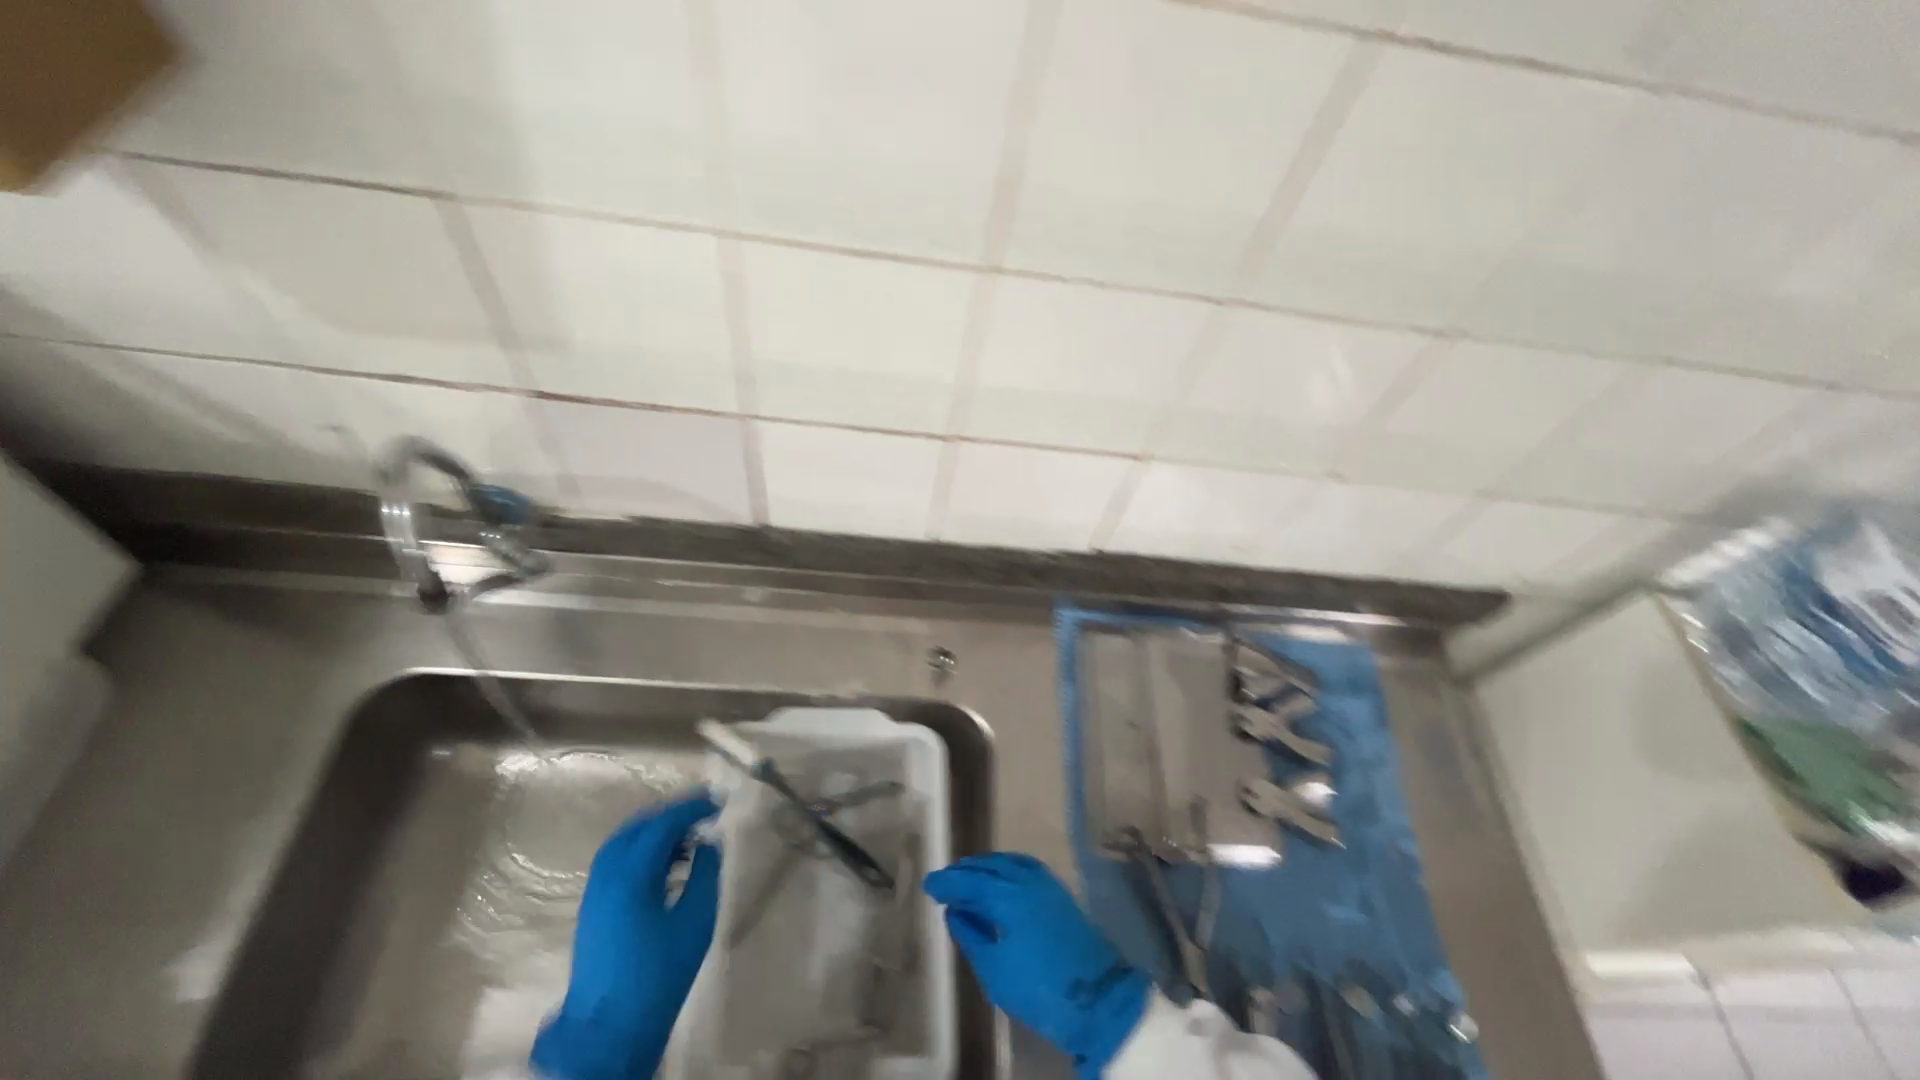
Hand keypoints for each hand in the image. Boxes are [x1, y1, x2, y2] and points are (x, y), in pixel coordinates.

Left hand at [531, 793, 719, 1079]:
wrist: (610, 1025)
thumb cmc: (660, 973)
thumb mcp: (696, 921)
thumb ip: (706, 873)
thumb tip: (711, 841)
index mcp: (631, 873)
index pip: (664, 822)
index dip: (693, 807)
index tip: (720, 801)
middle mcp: (607, 872)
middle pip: (641, 825)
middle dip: (674, 814)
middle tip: (707, 814)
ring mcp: (595, 887)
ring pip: (626, 840)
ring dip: (657, 831)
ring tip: (691, 838)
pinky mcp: (593, 903)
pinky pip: (618, 858)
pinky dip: (643, 849)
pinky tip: (667, 863)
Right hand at [925, 853, 1149, 1072]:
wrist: (1098, 1000)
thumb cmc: (1038, 987)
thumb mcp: (993, 969)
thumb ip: (971, 935)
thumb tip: (955, 911)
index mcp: (1008, 894)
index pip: (970, 879)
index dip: (947, 882)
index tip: (928, 885)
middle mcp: (1028, 880)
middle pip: (991, 865)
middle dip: (966, 870)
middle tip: (946, 881)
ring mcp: (1048, 886)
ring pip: (1010, 863)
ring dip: (987, 867)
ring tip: (969, 880)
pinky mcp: (1060, 896)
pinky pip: (1025, 870)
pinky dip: (1006, 871)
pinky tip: (1000, 886)